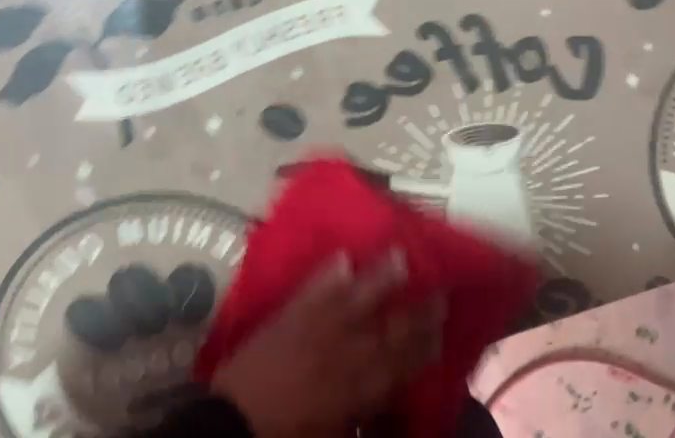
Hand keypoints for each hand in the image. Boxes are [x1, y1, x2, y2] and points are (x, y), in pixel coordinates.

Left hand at [212, 252, 443, 437]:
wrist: (231, 424)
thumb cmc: (284, 432)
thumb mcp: (329, 430)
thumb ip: (358, 407)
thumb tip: (383, 394)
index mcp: (354, 389)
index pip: (398, 365)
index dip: (423, 348)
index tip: (443, 331)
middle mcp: (342, 355)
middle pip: (387, 331)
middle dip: (417, 313)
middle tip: (441, 292)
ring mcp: (314, 331)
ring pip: (355, 301)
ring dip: (380, 279)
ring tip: (402, 254)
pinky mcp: (288, 317)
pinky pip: (312, 291)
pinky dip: (328, 274)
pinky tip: (344, 256)